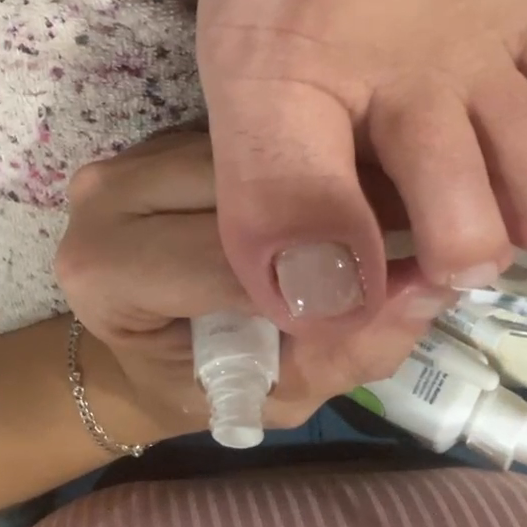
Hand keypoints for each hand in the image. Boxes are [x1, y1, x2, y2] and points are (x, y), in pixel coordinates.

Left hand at [55, 132, 447, 439]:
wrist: (141, 344)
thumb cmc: (197, 382)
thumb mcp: (276, 395)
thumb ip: (343, 350)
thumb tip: (423, 287)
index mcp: (104, 268)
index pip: (231, 258)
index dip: (318, 277)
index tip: (395, 287)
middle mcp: (103, 194)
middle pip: (246, 188)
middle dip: (332, 215)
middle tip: (405, 239)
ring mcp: (131, 153)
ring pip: (256, 147)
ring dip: (324, 177)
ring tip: (374, 212)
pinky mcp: (164, 131)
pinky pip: (251, 134)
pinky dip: (302, 158)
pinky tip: (335, 182)